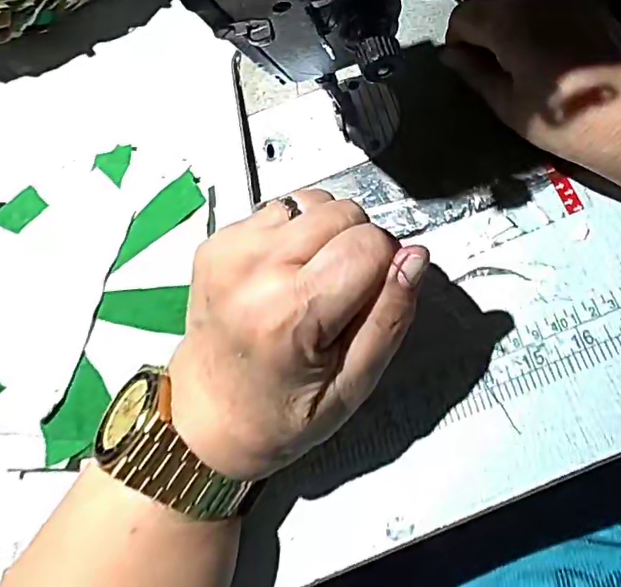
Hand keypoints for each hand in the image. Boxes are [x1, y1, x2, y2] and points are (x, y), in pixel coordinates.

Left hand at [166, 191, 425, 480]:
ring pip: (318, 203)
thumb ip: (392, 316)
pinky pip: (287, 208)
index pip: (371, 243)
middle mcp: (254, 271)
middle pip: (345, 213)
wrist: (205, 418)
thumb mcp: (353, 384)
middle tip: (340, 290)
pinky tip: (289, 270)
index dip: (385, 265)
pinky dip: (299, 231)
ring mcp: (230, 250)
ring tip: (313, 278)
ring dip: (328, 233)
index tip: (369, 296)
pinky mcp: (218, 240)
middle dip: (358, 243)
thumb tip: (414, 256)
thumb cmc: (281, 411)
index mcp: (289, 313)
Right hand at [442, 0, 620, 183]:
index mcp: (508, 20)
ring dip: (501, 3)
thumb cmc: (572, 122)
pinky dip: (528, 1)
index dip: (456, 39)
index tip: (464, 62)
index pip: (463, 14)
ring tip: (508, 41)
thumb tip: (451, 56)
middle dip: (476, 15)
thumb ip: (477, 75)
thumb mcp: (513, 108)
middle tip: (483, 51)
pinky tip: (537, 33)